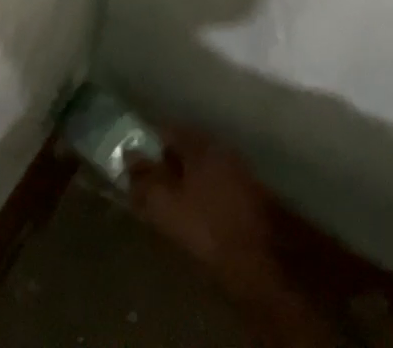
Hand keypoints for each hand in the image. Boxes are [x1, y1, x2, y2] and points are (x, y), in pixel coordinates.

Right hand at [127, 127, 282, 281]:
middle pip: (186, 149)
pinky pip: (216, 187)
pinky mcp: (250, 197)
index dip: (147, 144)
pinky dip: (202, 195)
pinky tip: (193, 214)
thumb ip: (143, 177)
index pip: (167, 130)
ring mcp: (240, 173)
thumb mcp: (163, 203)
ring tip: (168, 203)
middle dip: (166, 163)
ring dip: (185, 180)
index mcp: (201, 145)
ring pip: (202, 169)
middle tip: (148, 183)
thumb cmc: (206, 226)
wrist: (263, 263)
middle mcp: (222, 151)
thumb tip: (129, 155)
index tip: (133, 161)